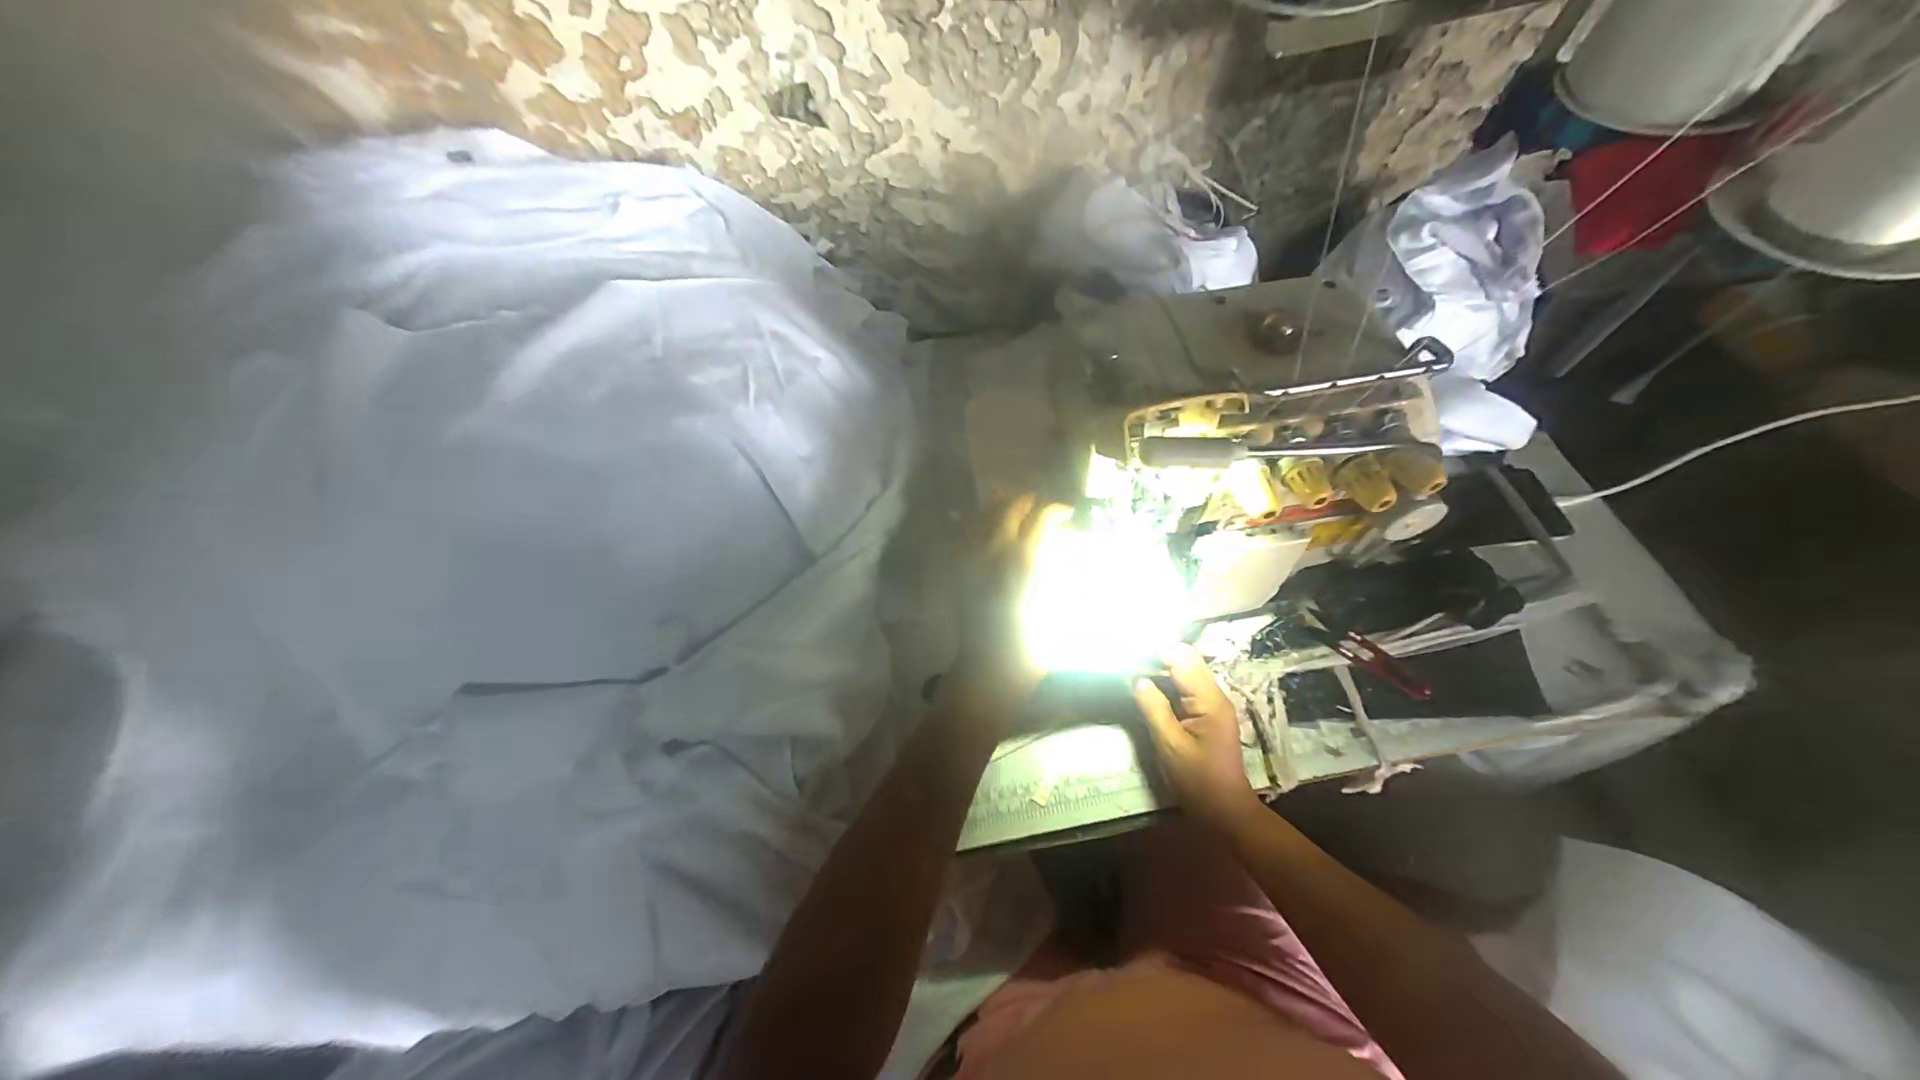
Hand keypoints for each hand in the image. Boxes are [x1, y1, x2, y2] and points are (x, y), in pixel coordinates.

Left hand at [945, 492, 1068, 723]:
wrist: (988, 674)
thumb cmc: (1032, 651)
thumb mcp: (1060, 613)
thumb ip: (1064, 581)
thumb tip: (1068, 560)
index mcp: (1026, 563)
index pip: (1042, 520)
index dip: (1056, 512)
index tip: (1067, 513)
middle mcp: (996, 554)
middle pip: (1009, 511)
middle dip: (1026, 503)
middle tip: (1039, 505)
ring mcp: (972, 562)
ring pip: (981, 519)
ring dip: (995, 507)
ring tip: (1004, 498)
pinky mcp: (958, 575)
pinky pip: (958, 538)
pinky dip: (964, 525)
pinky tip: (963, 518)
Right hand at [1133, 644, 1263, 832]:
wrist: (1224, 811)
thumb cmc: (1198, 780)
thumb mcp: (1170, 745)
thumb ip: (1154, 709)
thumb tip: (1138, 679)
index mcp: (1209, 700)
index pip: (1184, 658)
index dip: (1157, 653)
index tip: (1131, 659)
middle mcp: (1214, 696)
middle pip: (1185, 662)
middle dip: (1157, 661)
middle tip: (1127, 669)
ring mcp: (1212, 705)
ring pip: (1185, 675)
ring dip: (1160, 674)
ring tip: (1133, 678)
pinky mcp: (1207, 715)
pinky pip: (1186, 691)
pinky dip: (1167, 688)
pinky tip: (1149, 695)